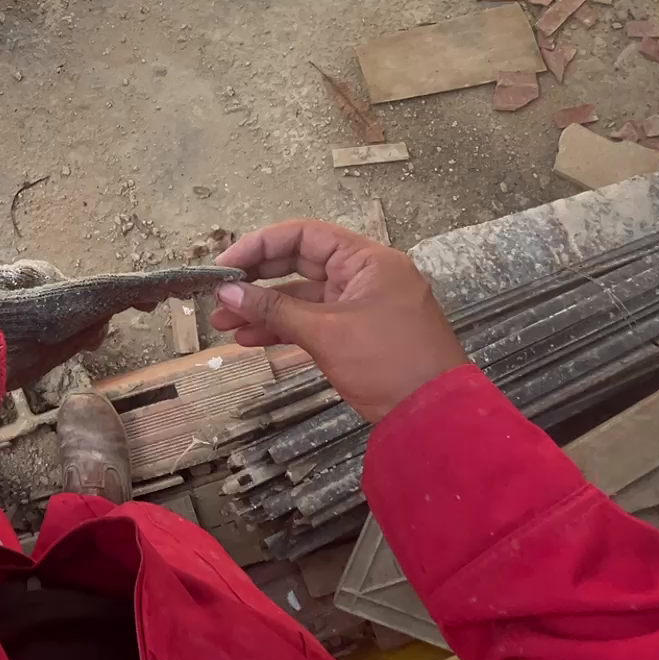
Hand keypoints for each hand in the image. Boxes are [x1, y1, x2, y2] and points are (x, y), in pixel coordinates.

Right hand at [211, 220, 467, 421]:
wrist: (438, 424)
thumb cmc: (389, 365)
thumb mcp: (325, 332)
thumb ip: (273, 308)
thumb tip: (227, 291)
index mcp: (368, 261)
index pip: (303, 235)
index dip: (259, 246)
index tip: (227, 265)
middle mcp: (363, 276)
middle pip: (298, 264)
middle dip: (256, 282)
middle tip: (220, 294)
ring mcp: (359, 306)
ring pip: (300, 297)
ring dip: (262, 309)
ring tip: (224, 324)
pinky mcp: (355, 334)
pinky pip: (310, 321)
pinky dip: (281, 328)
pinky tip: (250, 339)